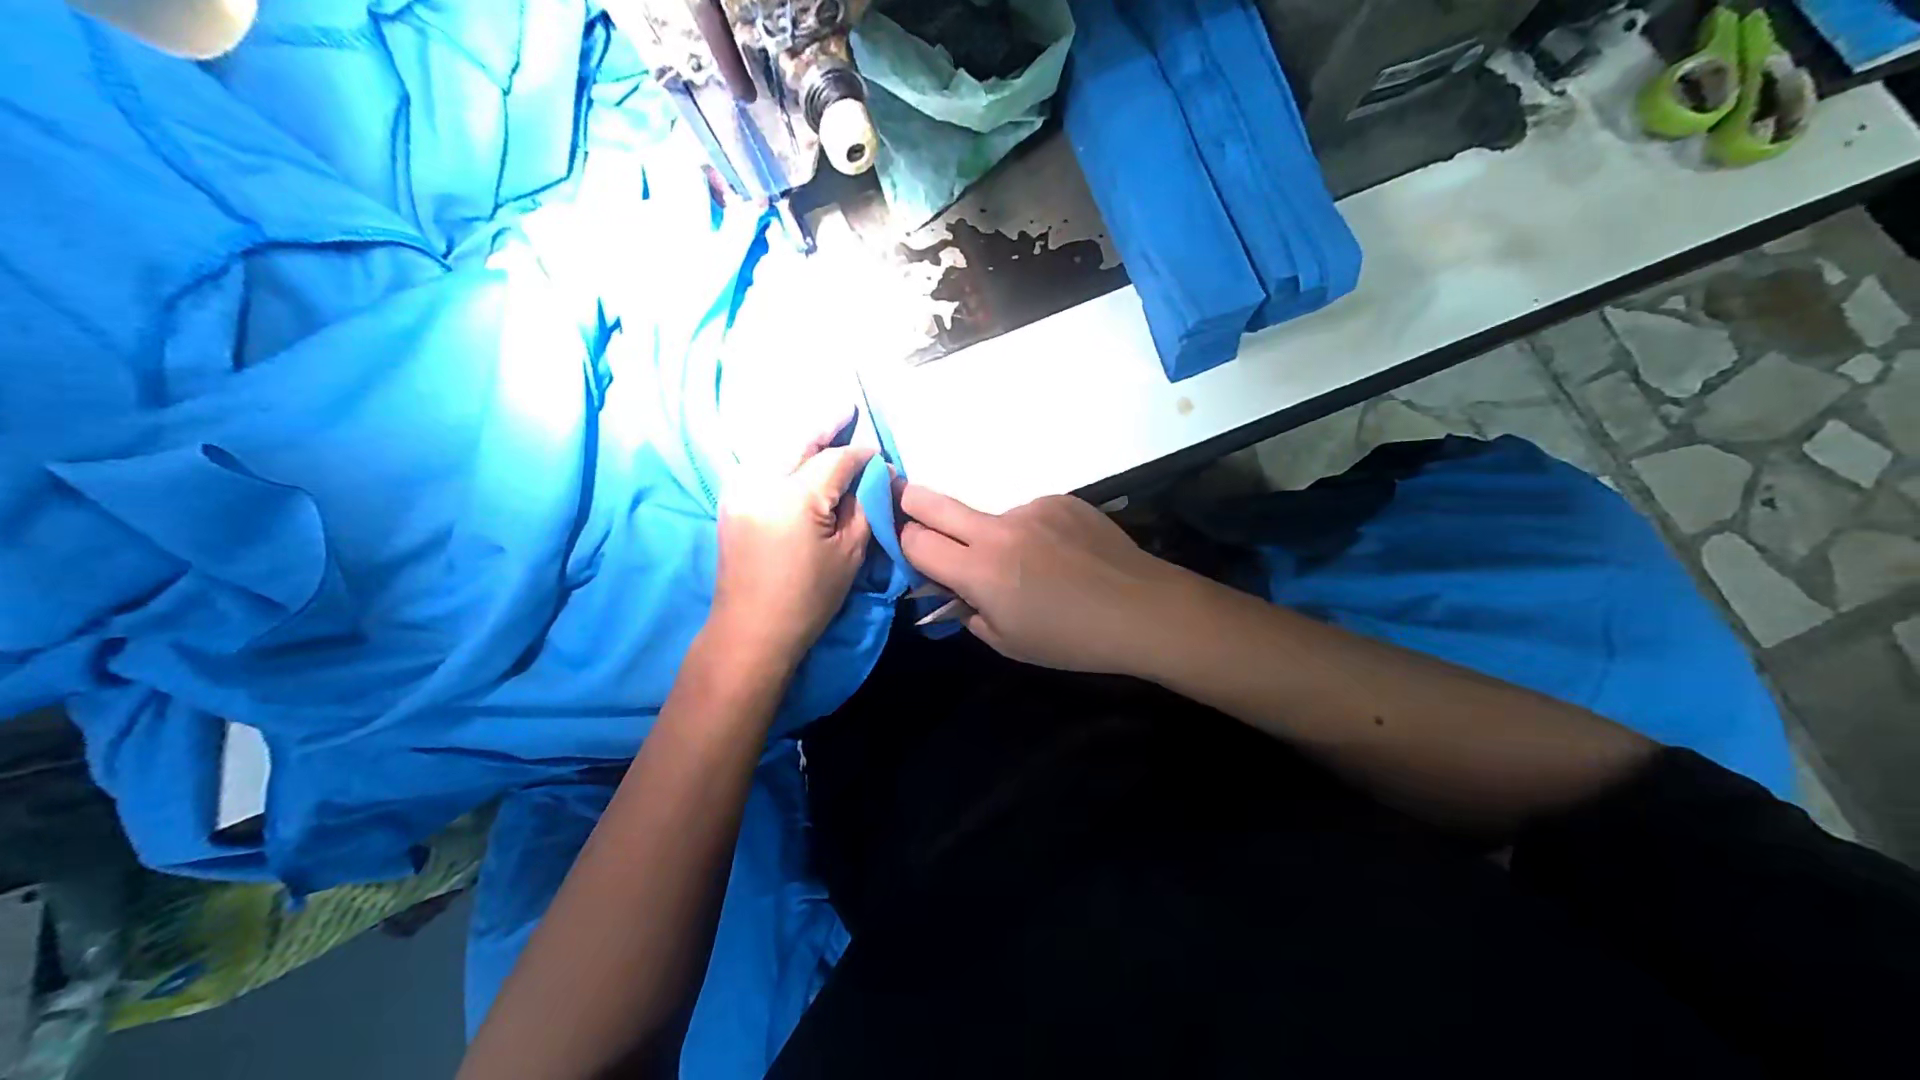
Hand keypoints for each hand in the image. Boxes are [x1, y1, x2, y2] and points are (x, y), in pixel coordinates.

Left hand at [707, 418, 875, 668]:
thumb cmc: (809, 598)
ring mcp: (739, 488)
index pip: (836, 460)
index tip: (881, 458)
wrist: (750, 629)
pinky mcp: (730, 499)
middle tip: (847, 408)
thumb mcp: (850, 553)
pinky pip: (759, 462)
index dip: (862, 456)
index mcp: (796, 497)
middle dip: (826, 424)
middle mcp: (761, 482)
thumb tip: (875, 477)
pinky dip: (781, 452)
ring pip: (774, 446)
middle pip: (799, 439)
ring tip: (826, 426)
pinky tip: (797, 453)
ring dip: (801, 435)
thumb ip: (864, 507)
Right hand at [897, 484, 1191, 674]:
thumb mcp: (1007, 642)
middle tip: (903, 505)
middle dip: (909, 502)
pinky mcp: (1060, 500)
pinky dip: (1032, 533)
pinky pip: (1029, 515)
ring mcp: (1031, 508)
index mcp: (980, 571)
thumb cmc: (1071, 639)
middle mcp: (997, 529)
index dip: (902, 543)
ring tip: (1033, 567)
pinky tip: (1061, 557)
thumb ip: (966, 610)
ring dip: (991, 536)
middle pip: (932, 501)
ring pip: (989, 516)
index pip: (914, 541)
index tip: (904, 548)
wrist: (1143, 610)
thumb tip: (948, 588)